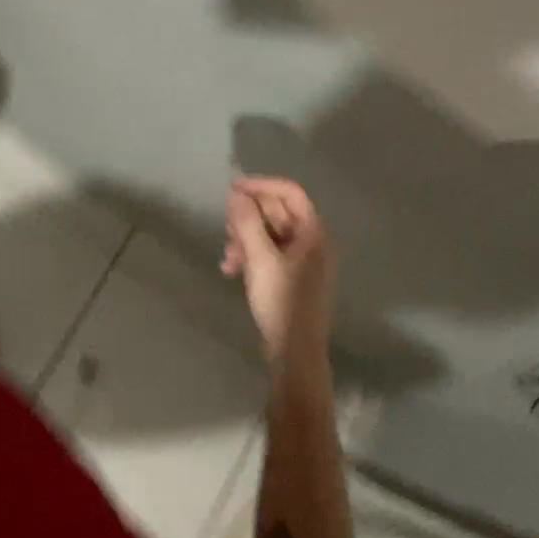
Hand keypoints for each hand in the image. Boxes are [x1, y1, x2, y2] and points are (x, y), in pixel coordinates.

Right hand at [222, 177, 334, 373]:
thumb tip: (237, 196)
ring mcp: (302, 261)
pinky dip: (249, 256)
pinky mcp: (290, 278)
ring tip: (227, 258)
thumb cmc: (281, 301)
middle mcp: (311, 242)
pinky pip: (268, 254)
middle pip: (276, 213)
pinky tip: (231, 270)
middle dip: (247, 218)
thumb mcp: (260, 259)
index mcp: (312, 233)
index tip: (231, 189)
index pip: (289, 192)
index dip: (260, 185)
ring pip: (268, 234)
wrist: (295, 352)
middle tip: (226, 230)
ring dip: (244, 239)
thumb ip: (247, 223)